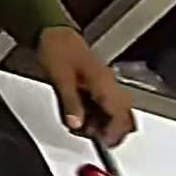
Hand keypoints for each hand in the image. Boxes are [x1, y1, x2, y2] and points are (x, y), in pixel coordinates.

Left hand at [35, 26, 134, 146]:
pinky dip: (94, 111)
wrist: (52, 31)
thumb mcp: (60, 79)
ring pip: (113, 111)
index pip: (121, 120)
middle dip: (109, 131)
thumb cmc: (57, 49)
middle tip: (88, 136)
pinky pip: (103, 102)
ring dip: (101, 122)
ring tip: (78, 125)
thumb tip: (76, 125)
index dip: (112, 135)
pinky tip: (78, 112)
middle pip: (123, 118)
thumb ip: (70, 104)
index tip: (100, 144)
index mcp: (108, 88)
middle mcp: (112, 87)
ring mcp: (105, 84)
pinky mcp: (96, 81)